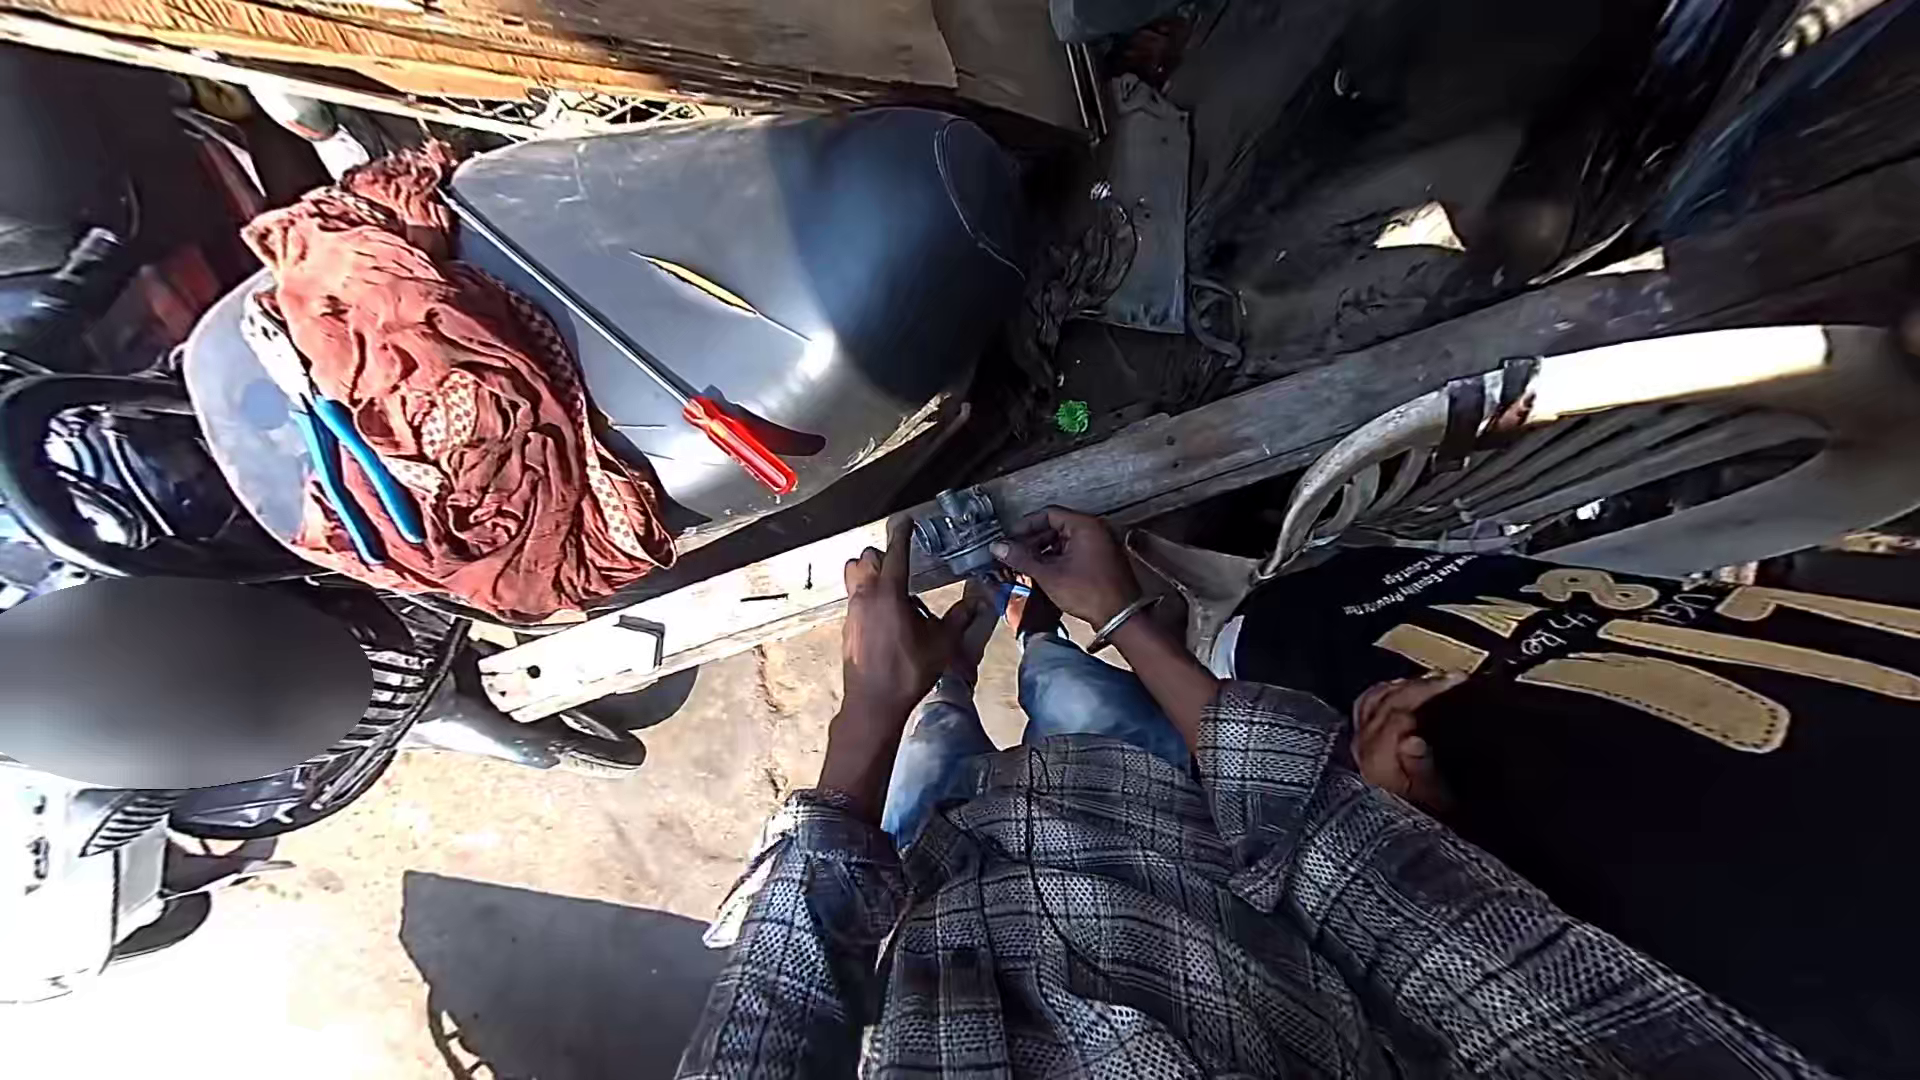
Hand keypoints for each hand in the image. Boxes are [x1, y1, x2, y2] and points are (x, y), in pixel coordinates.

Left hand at [839, 517, 973, 727]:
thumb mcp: (941, 643)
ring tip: (890, 586)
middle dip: (884, 554)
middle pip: (867, 557)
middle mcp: (866, 595)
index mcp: (890, 593)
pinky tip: (884, 613)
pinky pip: (853, 595)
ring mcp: (852, 609)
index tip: (905, 520)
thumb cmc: (909, 670)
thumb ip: (959, 617)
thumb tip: (978, 600)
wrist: (873, 702)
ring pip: (854, 573)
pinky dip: (865, 592)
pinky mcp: (847, 624)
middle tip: (903, 565)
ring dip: (869, 570)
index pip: (895, 552)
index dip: (901, 532)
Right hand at [990, 507, 1140, 626]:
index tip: (1012, 537)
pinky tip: (1046, 572)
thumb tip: (1000, 548)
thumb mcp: (1048, 574)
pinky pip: (1076, 550)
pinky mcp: (1103, 558)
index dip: (1026, 525)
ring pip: (1065, 540)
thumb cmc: (1090, 593)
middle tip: (1016, 553)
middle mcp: (1096, 530)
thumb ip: (1021, 558)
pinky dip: (1059, 558)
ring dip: (1045, 550)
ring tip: (1028, 565)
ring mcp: (1101, 544)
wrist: (1119, 617)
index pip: (1049, 514)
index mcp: (1084, 525)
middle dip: (1034, 540)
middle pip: (1056, 526)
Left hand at [1351, 674, 1461, 809]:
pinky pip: (1365, 705)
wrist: (1400, 840)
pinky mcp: (1360, 742)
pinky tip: (1402, 688)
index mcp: (1378, 757)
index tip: (1457, 682)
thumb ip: (1422, 769)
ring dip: (1401, 685)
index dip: (1425, 692)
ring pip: (1371, 699)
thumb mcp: (1436, 803)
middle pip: (1383, 701)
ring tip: (1432, 679)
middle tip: (1453, 677)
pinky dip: (1384, 692)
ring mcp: (1357, 741)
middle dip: (1418, 685)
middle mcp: (1361, 745)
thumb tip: (1412, 738)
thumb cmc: (1428, 820)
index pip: (1396, 712)